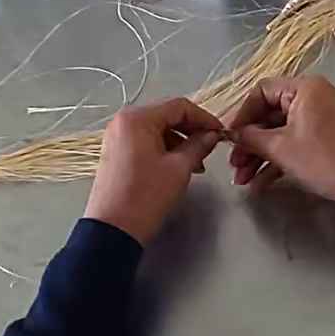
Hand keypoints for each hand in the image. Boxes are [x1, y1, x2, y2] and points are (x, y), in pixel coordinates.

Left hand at [84, 98, 225, 243]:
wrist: (113, 228)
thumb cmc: (147, 196)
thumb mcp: (179, 169)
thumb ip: (198, 145)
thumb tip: (212, 135)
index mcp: (137, 119)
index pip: (178, 106)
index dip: (204, 118)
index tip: (220, 133)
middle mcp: (123, 121)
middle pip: (165, 115)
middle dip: (190, 129)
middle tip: (210, 146)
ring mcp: (116, 136)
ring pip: (156, 128)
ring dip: (178, 141)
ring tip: (196, 163)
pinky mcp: (114, 151)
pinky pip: (144, 140)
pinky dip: (163, 148)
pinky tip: (176, 165)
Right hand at [226, 76, 334, 206]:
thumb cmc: (320, 159)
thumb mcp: (279, 148)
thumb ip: (250, 137)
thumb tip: (233, 135)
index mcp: (304, 89)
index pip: (261, 92)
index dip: (241, 115)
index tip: (229, 137)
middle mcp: (311, 97)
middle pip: (267, 115)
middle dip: (248, 143)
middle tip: (233, 165)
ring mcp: (316, 117)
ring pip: (277, 132)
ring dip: (258, 156)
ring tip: (242, 180)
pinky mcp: (320, 136)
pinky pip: (291, 142)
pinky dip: (275, 160)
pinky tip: (258, 184)